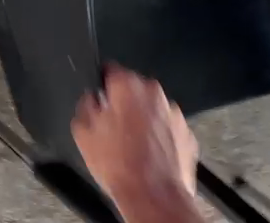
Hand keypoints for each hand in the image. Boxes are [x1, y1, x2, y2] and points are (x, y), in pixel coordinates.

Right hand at [72, 65, 200, 221]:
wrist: (154, 199)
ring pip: (151, 109)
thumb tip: (91, 99)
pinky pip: (167, 128)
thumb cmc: (120, 166)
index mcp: (126, 84)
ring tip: (132, 146)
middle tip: (113, 127)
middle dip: (123, 104)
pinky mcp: (187, 135)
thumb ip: (84, 104)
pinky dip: (159, 137)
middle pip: (132, 89)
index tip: (99, 99)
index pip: (109, 69)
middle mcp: (153, 93)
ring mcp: (174, 114)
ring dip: (142, 120)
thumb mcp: (82, 130)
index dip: (101, 85)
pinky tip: (148, 156)